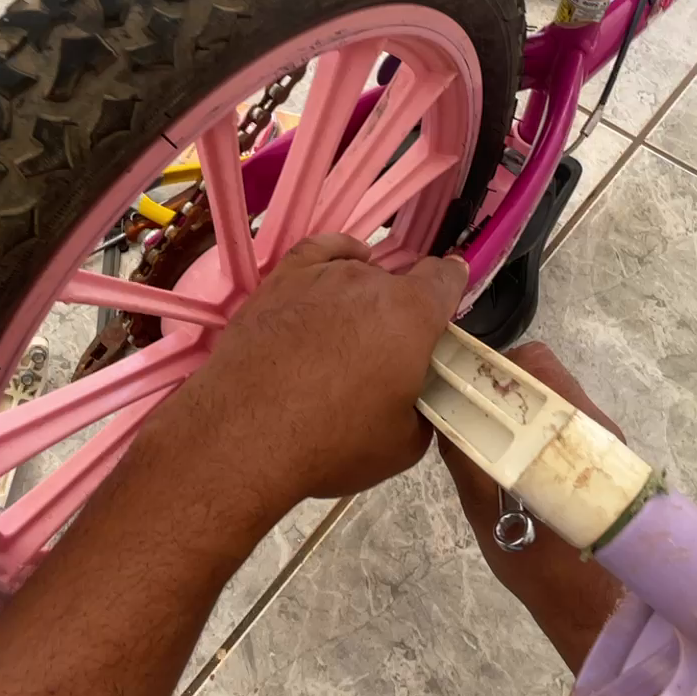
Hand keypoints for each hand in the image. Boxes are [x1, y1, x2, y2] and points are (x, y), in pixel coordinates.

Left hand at [141, 233, 467, 514]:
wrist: (244, 436)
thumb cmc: (333, 442)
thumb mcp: (403, 444)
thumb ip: (422, 408)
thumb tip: (414, 400)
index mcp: (412, 314)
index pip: (447, 278)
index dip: (452, 288)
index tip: (448, 305)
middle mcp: (369, 282)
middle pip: (399, 283)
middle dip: (402, 313)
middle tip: (389, 357)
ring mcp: (320, 276)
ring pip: (358, 273)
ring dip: (364, 299)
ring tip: (351, 337)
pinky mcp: (279, 281)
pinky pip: (319, 251)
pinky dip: (336, 255)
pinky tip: (340, 266)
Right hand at [436, 341, 627, 673]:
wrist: (593, 608)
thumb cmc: (535, 560)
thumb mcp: (483, 507)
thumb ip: (463, 453)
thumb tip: (441, 411)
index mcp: (569, 425)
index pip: (532, 362)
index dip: (491, 368)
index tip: (462, 389)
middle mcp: (594, 422)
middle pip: (545, 373)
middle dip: (503, 385)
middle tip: (472, 414)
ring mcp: (604, 441)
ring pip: (556, 397)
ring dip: (520, 406)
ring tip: (490, 439)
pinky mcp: (605, 460)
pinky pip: (565, 423)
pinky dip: (536, 428)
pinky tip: (516, 462)